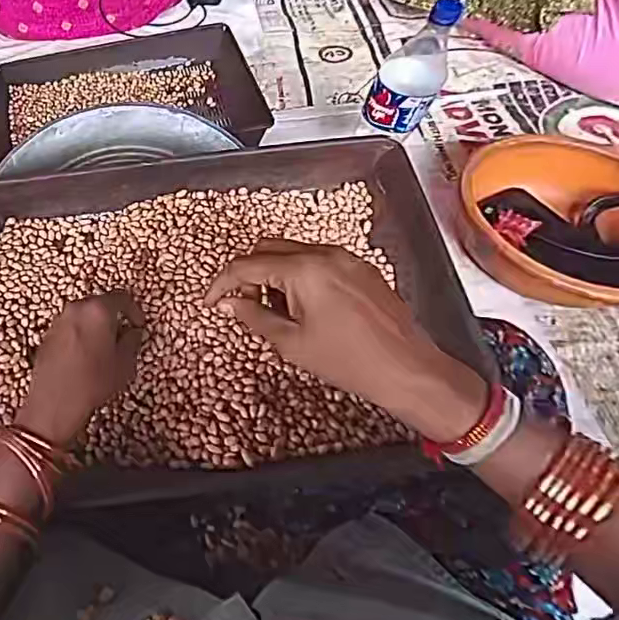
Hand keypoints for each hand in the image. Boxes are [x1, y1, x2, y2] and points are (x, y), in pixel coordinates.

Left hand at [14, 292, 145, 446]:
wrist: (54, 402)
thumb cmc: (92, 383)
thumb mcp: (124, 364)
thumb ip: (132, 341)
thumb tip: (132, 333)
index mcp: (98, 310)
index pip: (122, 298)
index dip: (134, 310)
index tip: (138, 323)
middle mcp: (76, 309)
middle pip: (100, 304)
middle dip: (114, 317)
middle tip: (124, 335)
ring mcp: (59, 321)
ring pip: (83, 316)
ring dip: (95, 326)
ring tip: (105, 348)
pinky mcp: (47, 335)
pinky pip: (69, 328)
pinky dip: (80, 335)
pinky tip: (86, 356)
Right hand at [203, 239, 487, 440]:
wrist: (408, 369)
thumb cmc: (349, 360)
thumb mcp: (291, 342)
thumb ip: (253, 316)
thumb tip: (228, 303)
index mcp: (303, 270)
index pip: (247, 265)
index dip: (222, 283)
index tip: (211, 301)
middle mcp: (324, 254)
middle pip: (267, 249)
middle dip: (248, 275)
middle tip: (244, 307)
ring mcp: (345, 258)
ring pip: (291, 252)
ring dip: (273, 275)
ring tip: (276, 313)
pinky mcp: (359, 268)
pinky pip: (316, 260)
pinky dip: (297, 276)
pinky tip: (302, 308)